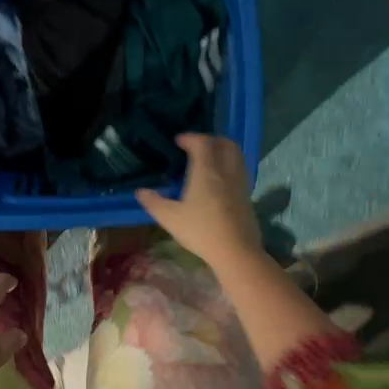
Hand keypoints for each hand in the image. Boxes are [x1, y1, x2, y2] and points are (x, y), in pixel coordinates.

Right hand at [137, 134, 262, 272]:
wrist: (236, 251)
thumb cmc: (201, 231)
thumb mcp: (170, 218)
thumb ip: (154, 202)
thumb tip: (140, 192)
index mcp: (206, 171)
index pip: (202, 143)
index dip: (190, 137)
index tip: (179, 141)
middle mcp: (226, 171)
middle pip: (225, 143)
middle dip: (211, 139)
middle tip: (197, 146)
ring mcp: (240, 183)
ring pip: (237, 156)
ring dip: (223, 151)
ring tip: (209, 160)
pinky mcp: (247, 196)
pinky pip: (240, 170)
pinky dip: (229, 166)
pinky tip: (220, 181)